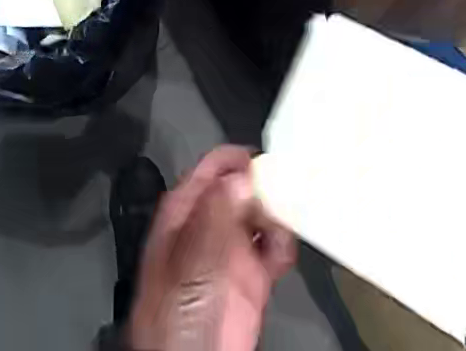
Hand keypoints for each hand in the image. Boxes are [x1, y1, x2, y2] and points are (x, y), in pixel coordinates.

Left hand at [127, 147, 297, 350]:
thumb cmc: (177, 312)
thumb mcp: (192, 256)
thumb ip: (215, 213)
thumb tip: (243, 177)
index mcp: (184, 212)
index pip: (211, 169)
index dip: (237, 159)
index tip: (266, 155)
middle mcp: (209, 225)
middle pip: (242, 189)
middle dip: (265, 185)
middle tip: (288, 188)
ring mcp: (231, 252)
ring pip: (261, 216)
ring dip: (278, 214)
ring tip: (288, 220)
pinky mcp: (252, 281)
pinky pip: (273, 250)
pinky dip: (284, 245)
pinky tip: (285, 250)